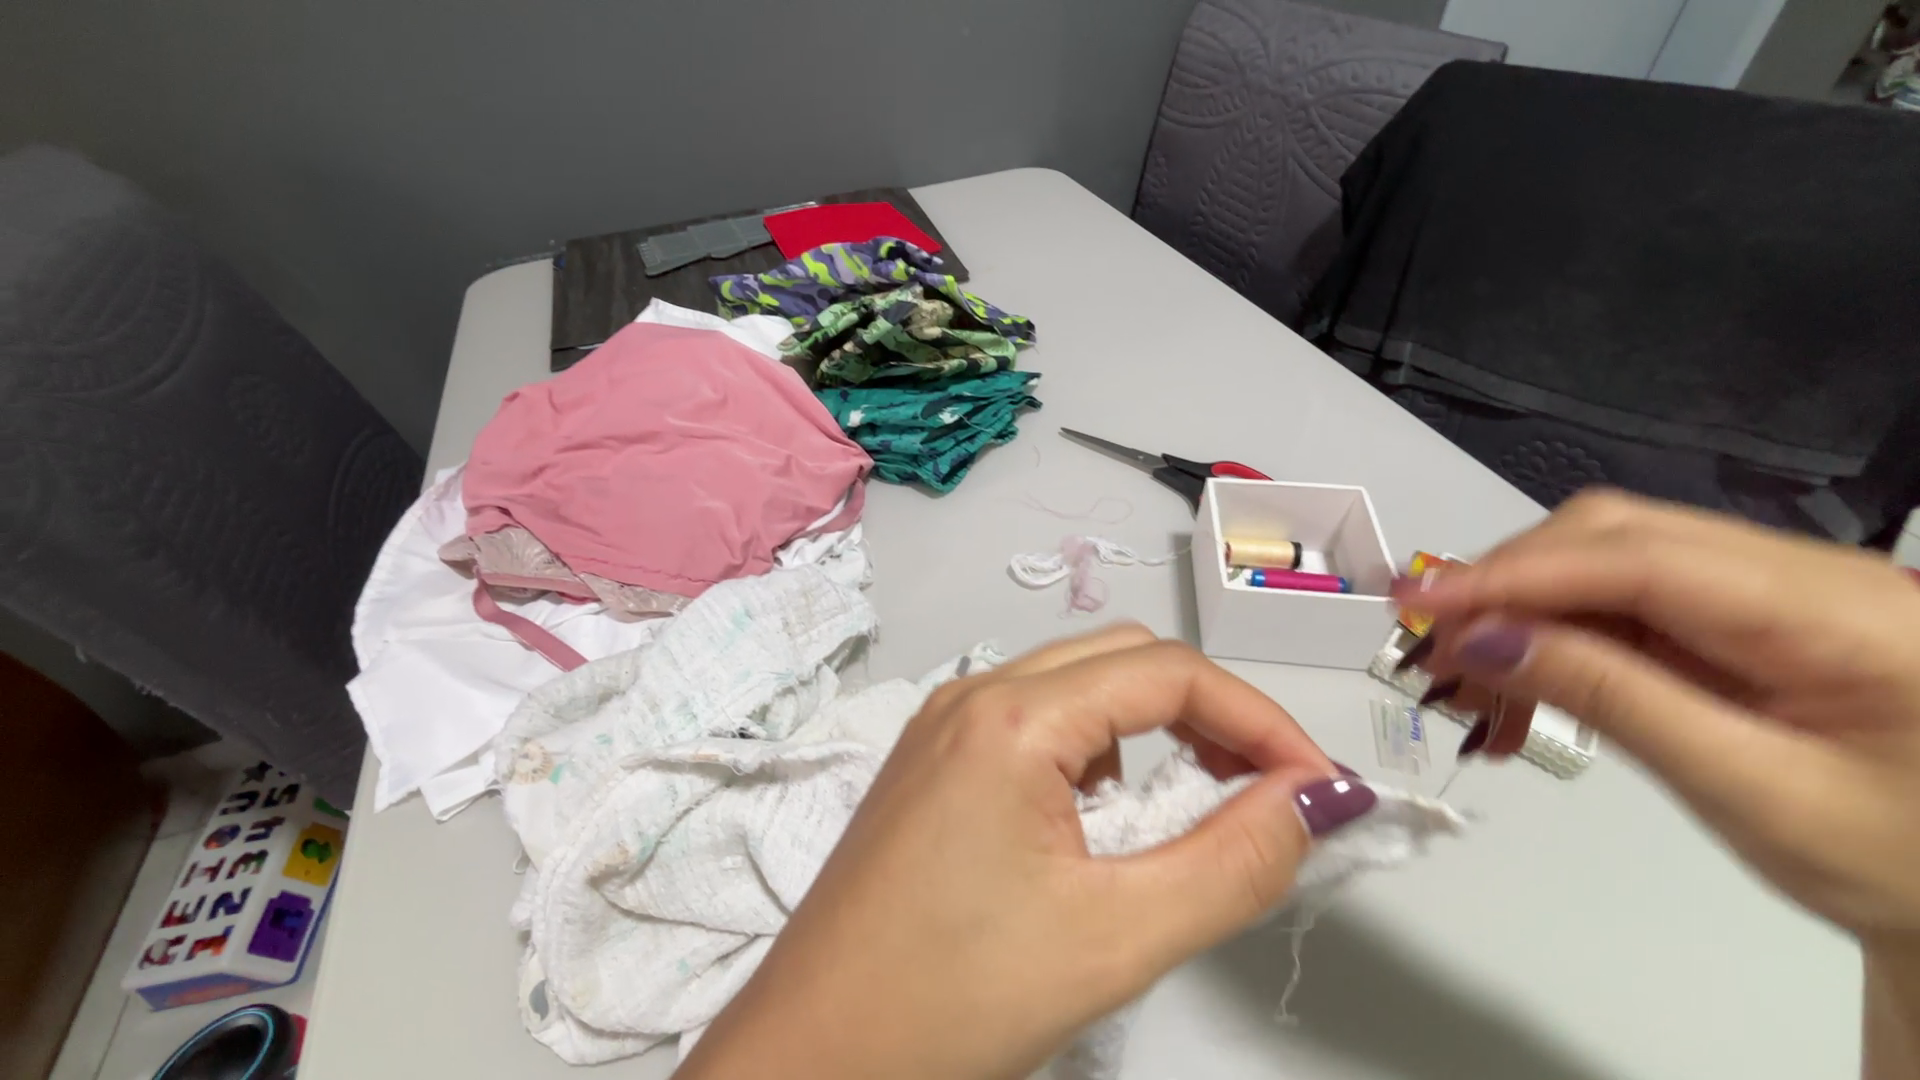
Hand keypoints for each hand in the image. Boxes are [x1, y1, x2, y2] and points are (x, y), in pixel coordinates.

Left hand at [676, 624, 1373, 1079]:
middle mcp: (973, 694)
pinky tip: (1099, 827)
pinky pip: (1036, 726)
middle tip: (1263, 793)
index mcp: (1011, 716)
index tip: (1317, 789)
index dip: (1258, 719)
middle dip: (1207, 715)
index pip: (1166, 672)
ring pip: (1079, 689)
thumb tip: (1312, 799)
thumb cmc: (956, 997)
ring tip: (1182, 817)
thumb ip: (1233, 862)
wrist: (813, 1053)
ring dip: (1150, 735)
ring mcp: (945, 725)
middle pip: (1122, 661)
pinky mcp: (932, 761)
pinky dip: (1095, 756)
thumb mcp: (1116, 938)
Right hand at [1395, 490, 1919, 938]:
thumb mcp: (1751, 790)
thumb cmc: (1901, 862)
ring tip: (1466, 671)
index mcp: (1836, 612)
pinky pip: (1626, 597)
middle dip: (1509, 580)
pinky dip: (1557, 629)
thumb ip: (1612, 699)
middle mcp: (1804, 569)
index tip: (1415, 602)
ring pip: (1607, 559)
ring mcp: (1775, 585)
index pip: (1638, 560)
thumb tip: (1482, 639)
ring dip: (1523, 606)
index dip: (1515, 573)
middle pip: (1615, 535)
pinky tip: (1523, 675)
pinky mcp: (1747, 611)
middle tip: (1434, 642)